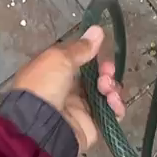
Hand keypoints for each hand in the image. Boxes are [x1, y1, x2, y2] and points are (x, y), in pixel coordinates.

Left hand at [9, 25, 125, 152]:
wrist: (40, 124)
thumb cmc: (45, 85)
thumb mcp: (59, 58)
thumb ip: (81, 47)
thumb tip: (98, 30)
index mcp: (54, 74)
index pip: (79, 62)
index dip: (92, 55)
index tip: (101, 50)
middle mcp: (67, 91)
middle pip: (95, 77)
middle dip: (105, 71)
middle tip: (106, 71)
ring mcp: (80, 110)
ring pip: (105, 94)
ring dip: (112, 86)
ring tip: (106, 87)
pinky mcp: (92, 126)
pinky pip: (111, 114)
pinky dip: (116, 106)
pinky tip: (113, 101)